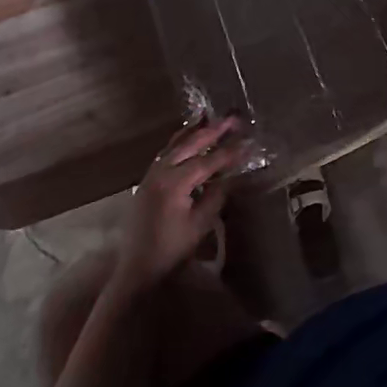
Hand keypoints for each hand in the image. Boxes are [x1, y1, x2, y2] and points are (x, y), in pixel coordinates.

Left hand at [113, 116, 247, 289]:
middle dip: (212, 130)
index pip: (207, 161)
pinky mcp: (146, 182)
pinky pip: (165, 154)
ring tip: (209, 117)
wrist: (137, 268)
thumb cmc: (172, 250)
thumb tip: (230, 175)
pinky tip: (188, 139)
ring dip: (193, 131)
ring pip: (174, 145)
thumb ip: (215, 196)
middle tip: (232, 118)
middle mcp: (160, 173)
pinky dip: (179, 142)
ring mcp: (150, 175)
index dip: (229, 151)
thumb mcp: (200, 224)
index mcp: (174, 183)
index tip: (248, 141)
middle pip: (189, 144)